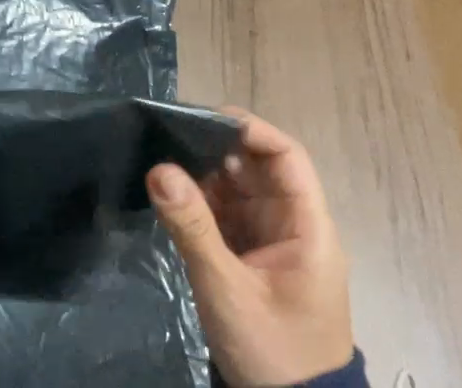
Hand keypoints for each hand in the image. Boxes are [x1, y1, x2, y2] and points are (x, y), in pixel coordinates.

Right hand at [147, 108, 353, 387]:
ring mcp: (270, 241)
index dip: (250, 130)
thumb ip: (193, 228)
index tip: (199, 114)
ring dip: (199, 171)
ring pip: (235, 187)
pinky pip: (222, 212)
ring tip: (154, 153)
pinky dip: (195, 197)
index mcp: (308, 230)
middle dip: (211, 146)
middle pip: (256, 168)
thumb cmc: (273, 347)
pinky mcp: (248, 256)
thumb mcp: (227, 288)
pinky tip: (164, 189)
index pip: (287, 159)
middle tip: (161, 130)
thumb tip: (158, 168)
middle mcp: (292, 227)